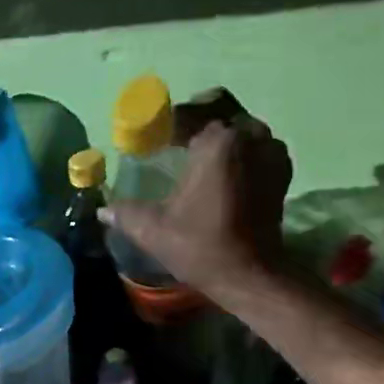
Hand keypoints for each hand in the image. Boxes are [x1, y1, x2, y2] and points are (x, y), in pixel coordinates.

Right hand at [103, 109, 292, 294]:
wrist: (247, 273)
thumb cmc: (199, 247)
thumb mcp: (153, 230)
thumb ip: (126, 213)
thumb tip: (103, 209)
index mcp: (217, 142)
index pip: (187, 114)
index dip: (165, 124)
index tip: (150, 138)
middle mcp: (250, 134)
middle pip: (219, 109)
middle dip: (195, 120)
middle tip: (173, 140)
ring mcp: (271, 150)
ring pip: (239, 127)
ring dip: (218, 136)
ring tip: (196, 158)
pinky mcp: (281, 169)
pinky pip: (254, 146)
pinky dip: (236, 152)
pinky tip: (219, 174)